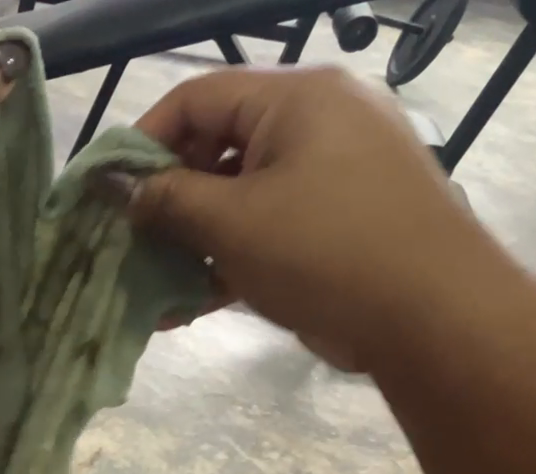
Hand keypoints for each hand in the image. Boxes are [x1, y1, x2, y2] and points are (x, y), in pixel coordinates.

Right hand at [124, 67, 515, 371]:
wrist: (431, 315)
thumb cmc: (323, 251)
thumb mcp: (230, 223)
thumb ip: (165, 199)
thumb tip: (113, 185)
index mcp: (295, 98)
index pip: (194, 97)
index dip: (140, 141)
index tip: (104, 193)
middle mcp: (316, 120)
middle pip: (214, 145)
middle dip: (164, 198)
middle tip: (126, 242)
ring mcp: (330, 171)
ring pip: (237, 193)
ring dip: (189, 237)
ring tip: (149, 280)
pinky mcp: (336, 218)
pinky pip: (265, 225)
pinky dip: (226, 257)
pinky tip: (187, 302)